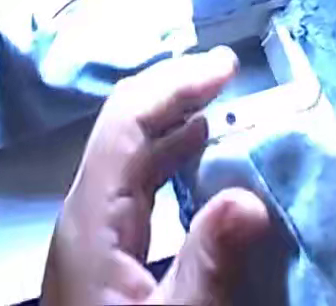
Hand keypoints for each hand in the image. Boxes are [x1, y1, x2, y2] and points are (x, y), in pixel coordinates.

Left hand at [44, 47, 270, 305]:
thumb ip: (207, 267)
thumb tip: (249, 198)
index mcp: (91, 218)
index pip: (127, 121)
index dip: (175, 84)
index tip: (227, 69)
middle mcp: (86, 209)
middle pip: (125, 122)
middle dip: (175, 87)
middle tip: (228, 71)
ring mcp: (94, 227)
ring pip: (131, 145)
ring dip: (175, 112)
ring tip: (220, 97)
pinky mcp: (106, 246)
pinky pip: (139, 174)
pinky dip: (173, 146)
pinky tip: (198, 146)